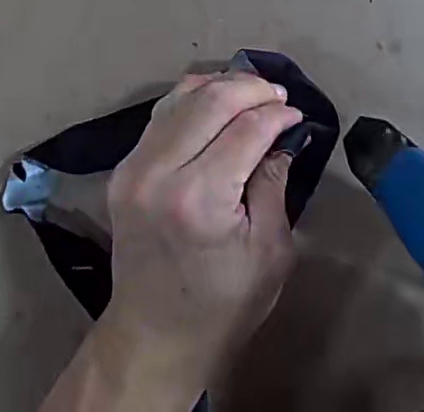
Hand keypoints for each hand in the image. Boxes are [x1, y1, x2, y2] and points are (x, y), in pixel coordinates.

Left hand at [42, 71, 302, 411]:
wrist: (152, 338)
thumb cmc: (223, 303)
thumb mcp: (270, 250)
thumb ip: (275, 183)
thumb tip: (282, 135)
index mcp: (199, 198)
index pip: (248, 127)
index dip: (279, 114)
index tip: (298, 116)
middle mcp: (159, 172)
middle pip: (213, 99)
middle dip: (254, 88)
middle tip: (280, 97)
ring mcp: (134, 166)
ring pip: (184, 95)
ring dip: (225, 85)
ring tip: (255, 94)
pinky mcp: (125, 167)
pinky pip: (164, 111)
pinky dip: (196, 96)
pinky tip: (219, 102)